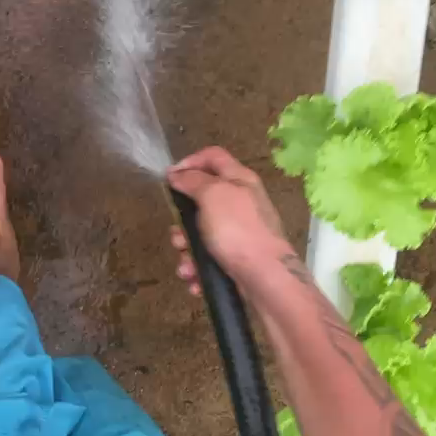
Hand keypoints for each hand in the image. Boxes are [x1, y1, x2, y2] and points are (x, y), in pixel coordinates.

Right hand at [166, 147, 293, 285]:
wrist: (267, 279)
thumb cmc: (238, 230)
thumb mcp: (212, 196)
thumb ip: (192, 180)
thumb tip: (176, 174)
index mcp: (239, 180)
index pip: (212, 156)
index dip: (189, 161)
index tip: (169, 178)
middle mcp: (239, 202)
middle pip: (200, 198)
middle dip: (181, 218)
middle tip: (177, 232)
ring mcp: (238, 230)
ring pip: (199, 231)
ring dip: (186, 247)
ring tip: (186, 262)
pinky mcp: (235, 255)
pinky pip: (207, 255)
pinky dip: (197, 266)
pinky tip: (194, 276)